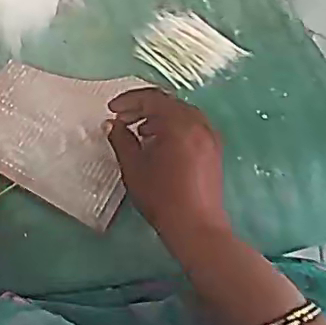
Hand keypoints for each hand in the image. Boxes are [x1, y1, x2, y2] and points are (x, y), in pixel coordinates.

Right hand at [105, 88, 227, 240]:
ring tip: (138, 132)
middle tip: (122, 119)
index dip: (128, 100)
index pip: (152, 98)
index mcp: (179, 124)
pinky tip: (158, 144)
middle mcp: (199, 124)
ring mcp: (210, 137)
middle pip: (168, 103)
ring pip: (181, 114)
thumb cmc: (161, 195)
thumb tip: (112, 124)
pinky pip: (191, 126)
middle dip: (142, 108)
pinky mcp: (213, 150)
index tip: (112, 109)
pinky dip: (172, 127)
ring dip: (157, 117)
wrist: (195, 226)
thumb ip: (121, 139)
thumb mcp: (133, 166)